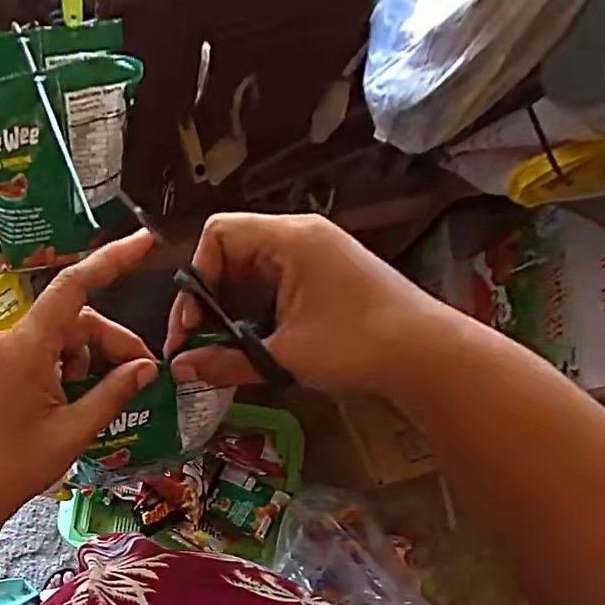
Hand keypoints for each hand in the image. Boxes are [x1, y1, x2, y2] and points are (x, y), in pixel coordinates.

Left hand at [0, 229, 160, 518]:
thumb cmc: (21, 464)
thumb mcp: (76, 428)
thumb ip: (114, 392)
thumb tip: (146, 367)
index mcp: (27, 347)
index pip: (73, 286)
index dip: (110, 260)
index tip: (143, 241)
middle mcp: (10, 340)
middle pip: (74, 319)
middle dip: (109, 341)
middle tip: (139, 373)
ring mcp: (2, 354)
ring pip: (60, 336)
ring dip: (88, 357)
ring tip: (100, 395)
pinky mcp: (0, 369)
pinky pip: (42, 352)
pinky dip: (66, 366)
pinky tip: (75, 397)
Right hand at [163, 212, 459, 394]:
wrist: (427, 355)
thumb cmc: (357, 345)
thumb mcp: (280, 356)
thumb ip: (222, 362)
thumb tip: (176, 369)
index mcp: (290, 240)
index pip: (217, 234)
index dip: (196, 275)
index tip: (193, 321)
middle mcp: (298, 238)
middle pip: (225, 254)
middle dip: (203, 298)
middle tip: (195, 341)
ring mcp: (309, 257)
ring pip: (242, 273)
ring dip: (222, 308)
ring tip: (216, 346)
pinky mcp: (316, 278)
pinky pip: (263, 285)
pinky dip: (245, 311)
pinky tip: (243, 341)